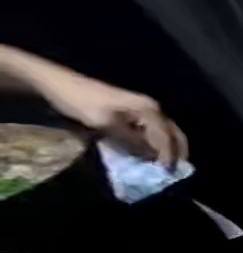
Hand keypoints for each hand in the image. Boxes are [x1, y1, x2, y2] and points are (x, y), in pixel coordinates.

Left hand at [37, 63, 187, 167]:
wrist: (55, 82)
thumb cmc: (81, 102)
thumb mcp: (105, 123)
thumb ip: (131, 140)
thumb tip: (151, 157)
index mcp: (150, 111)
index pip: (166, 136)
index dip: (168, 154)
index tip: (166, 169)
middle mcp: (154, 109)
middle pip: (173, 133)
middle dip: (178, 150)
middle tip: (177, 167)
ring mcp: (145, 109)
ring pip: (166, 132)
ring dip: (168, 146)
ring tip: (166, 160)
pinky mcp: (135, 111)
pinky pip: (153, 129)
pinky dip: (156, 141)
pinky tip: (152, 149)